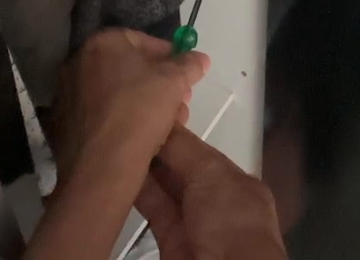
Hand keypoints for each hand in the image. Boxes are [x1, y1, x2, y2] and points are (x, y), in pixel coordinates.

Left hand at [52, 29, 208, 178]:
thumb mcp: (175, 82)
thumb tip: (199, 58)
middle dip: (158, 84)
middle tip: (179, 101)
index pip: (141, 40)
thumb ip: (189, 64)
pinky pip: (100, 116)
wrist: (101, 170)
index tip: (184, 74)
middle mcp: (77, 63)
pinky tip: (141, 138)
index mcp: (101, 43)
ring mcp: (67, 96)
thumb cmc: (139, 112)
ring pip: (115, 94)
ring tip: (166, 124)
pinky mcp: (62, 127)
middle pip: (127, 68)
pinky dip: (121, 121)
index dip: (168, 56)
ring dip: (143, 104)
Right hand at [135, 127, 285, 259]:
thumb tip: (164, 122)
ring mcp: (194, 225)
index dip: (179, 134)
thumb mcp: (212, 173)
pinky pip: (155, 213)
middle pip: (183, 170)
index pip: (202, 152)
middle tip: (131, 127)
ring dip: (147, 172)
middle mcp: (216, 203)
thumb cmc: (232, 223)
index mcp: (237, 182)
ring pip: (166, 191)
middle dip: (161, 151)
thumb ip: (184, 147)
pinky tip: (123, 177)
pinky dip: (140, 195)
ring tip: (122, 146)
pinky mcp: (172, 245)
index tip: (154, 116)